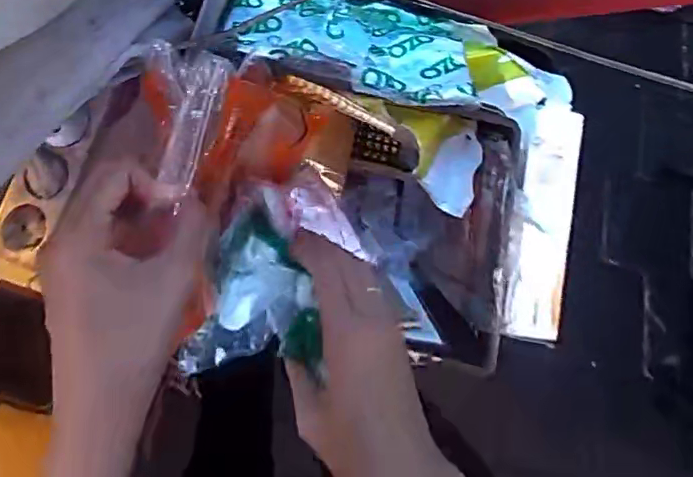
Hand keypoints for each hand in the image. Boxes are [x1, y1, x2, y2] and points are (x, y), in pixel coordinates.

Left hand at [39, 159, 210, 476]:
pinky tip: (148, 259)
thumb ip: (192, 226)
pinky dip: (124, 234)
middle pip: (102, 188)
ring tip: (165, 236)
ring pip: (99, 211)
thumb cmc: (134, 342)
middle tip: (174, 215)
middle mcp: (58, 240)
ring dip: (135, 213)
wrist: (99, 413)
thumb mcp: (174, 278)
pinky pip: (94, 235)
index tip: (176, 208)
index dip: (152, 179)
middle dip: (144, 192)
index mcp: (76, 234)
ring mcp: (58, 261)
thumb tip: (197, 198)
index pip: (114, 173)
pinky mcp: (64, 280)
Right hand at [285, 234, 460, 476]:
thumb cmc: (352, 444)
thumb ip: (296, 370)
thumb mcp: (310, 414)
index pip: (328, 270)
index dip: (308, 248)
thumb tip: (288, 341)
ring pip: (366, 269)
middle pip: (349, 261)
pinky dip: (356, 272)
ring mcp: (390, 321)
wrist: (404, 466)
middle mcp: (372, 316)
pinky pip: (376, 286)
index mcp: (346, 332)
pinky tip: (341, 279)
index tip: (289, 239)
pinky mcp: (399, 331)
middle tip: (299, 238)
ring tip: (317, 253)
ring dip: (341, 255)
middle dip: (323, 244)